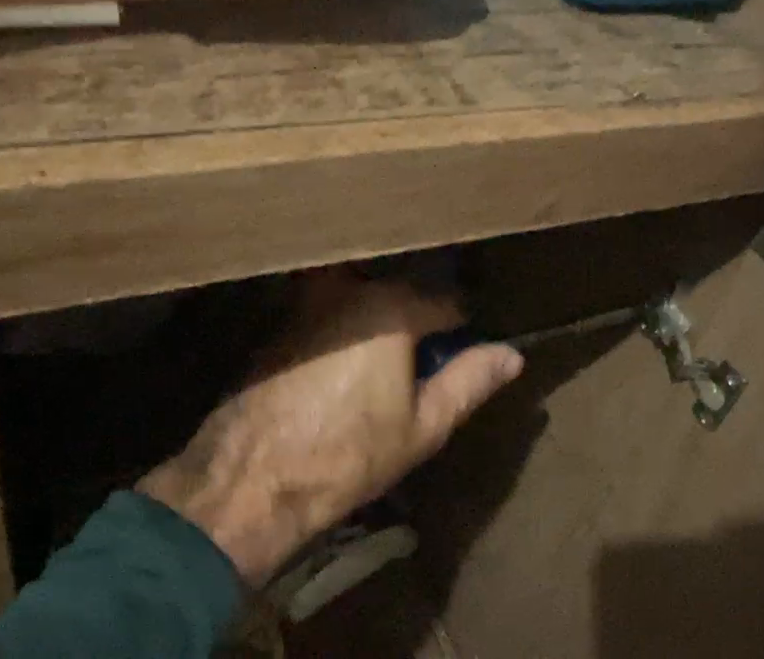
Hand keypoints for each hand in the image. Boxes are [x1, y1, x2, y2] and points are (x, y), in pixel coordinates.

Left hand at [136, 268, 522, 584]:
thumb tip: (511, 355)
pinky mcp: (281, 320)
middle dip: (417, 324)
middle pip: (402, 295)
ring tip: (382, 373)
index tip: (463, 355)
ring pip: (363, 301)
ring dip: (377, 326)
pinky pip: (330, 314)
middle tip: (421, 370)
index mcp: (391, 306)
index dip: (462, 330)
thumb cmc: (347, 454)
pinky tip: (340, 376)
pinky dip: (344, 332)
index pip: (447, 302)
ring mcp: (309, 300)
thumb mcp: (423, 426)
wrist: (252, 476)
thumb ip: (469, 382)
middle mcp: (349, 288)